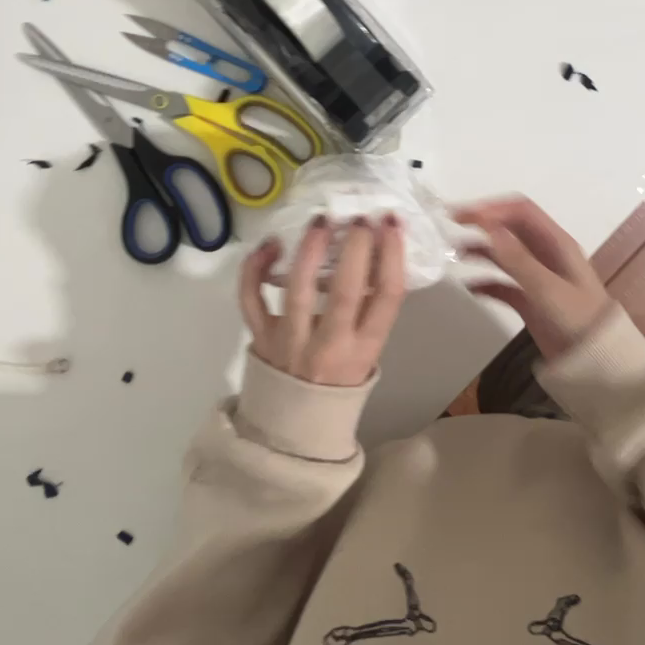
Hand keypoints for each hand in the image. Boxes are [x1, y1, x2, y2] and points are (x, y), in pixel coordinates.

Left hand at [240, 215, 406, 386]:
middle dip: (356, 249)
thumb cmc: (339, 381)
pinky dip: (255, 269)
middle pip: (346, 292)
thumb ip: (372, 312)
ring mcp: (290, 341)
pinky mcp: (259, 337)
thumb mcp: (368, 352)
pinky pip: (251, 299)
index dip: (392, 256)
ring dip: (310, 251)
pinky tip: (271, 244)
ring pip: (297, 291)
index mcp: (364, 349)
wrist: (294, 426)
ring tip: (321, 222)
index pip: (386, 297)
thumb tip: (375, 252)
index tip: (391, 224)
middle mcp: (329, 345)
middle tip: (359, 218)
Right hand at [455, 196, 612, 358]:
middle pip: (510, 228)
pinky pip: (502, 283)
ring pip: (504, 254)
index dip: (492, 208)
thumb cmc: (577, 318)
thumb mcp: (547, 288)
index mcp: (556, 243)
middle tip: (451, 225)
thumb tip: (488, 227)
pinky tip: (470, 288)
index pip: (521, 211)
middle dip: (482, 224)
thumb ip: (517, 259)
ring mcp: (537, 277)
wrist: (595, 360)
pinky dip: (485, 282)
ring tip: (455, 254)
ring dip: (481, 250)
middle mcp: (545, 254)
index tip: (463, 216)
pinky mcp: (529, 300)